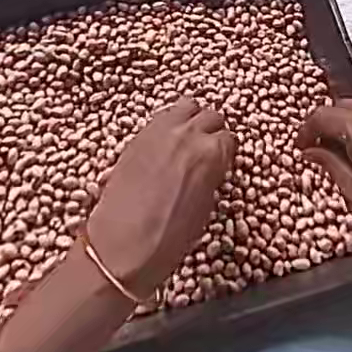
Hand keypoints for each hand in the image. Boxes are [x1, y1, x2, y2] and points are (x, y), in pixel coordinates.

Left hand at [88, 99, 233, 293]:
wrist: (122, 244)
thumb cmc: (167, 237)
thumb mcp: (204, 208)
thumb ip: (211, 177)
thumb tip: (211, 168)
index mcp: (211, 153)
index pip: (229, 138)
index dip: (226, 152)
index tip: (223, 160)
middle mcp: (187, 134)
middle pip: (210, 116)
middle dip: (213, 131)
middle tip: (209, 148)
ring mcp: (160, 131)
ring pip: (186, 106)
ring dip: (191, 119)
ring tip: (189, 139)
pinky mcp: (138, 135)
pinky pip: (162, 117)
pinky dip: (169, 124)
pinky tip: (167, 143)